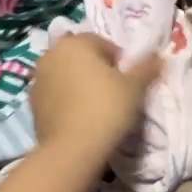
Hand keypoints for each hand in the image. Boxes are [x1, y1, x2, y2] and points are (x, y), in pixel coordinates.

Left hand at [29, 33, 161, 165]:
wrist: (72, 149)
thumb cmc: (107, 109)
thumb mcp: (135, 87)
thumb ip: (146, 68)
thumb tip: (159, 57)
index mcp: (75, 43)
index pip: (103, 44)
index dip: (119, 61)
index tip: (128, 81)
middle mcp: (51, 54)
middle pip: (80, 57)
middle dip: (96, 70)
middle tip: (113, 92)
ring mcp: (37, 79)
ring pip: (65, 76)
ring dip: (78, 84)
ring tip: (95, 107)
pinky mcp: (32, 104)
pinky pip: (55, 95)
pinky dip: (66, 101)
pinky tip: (79, 118)